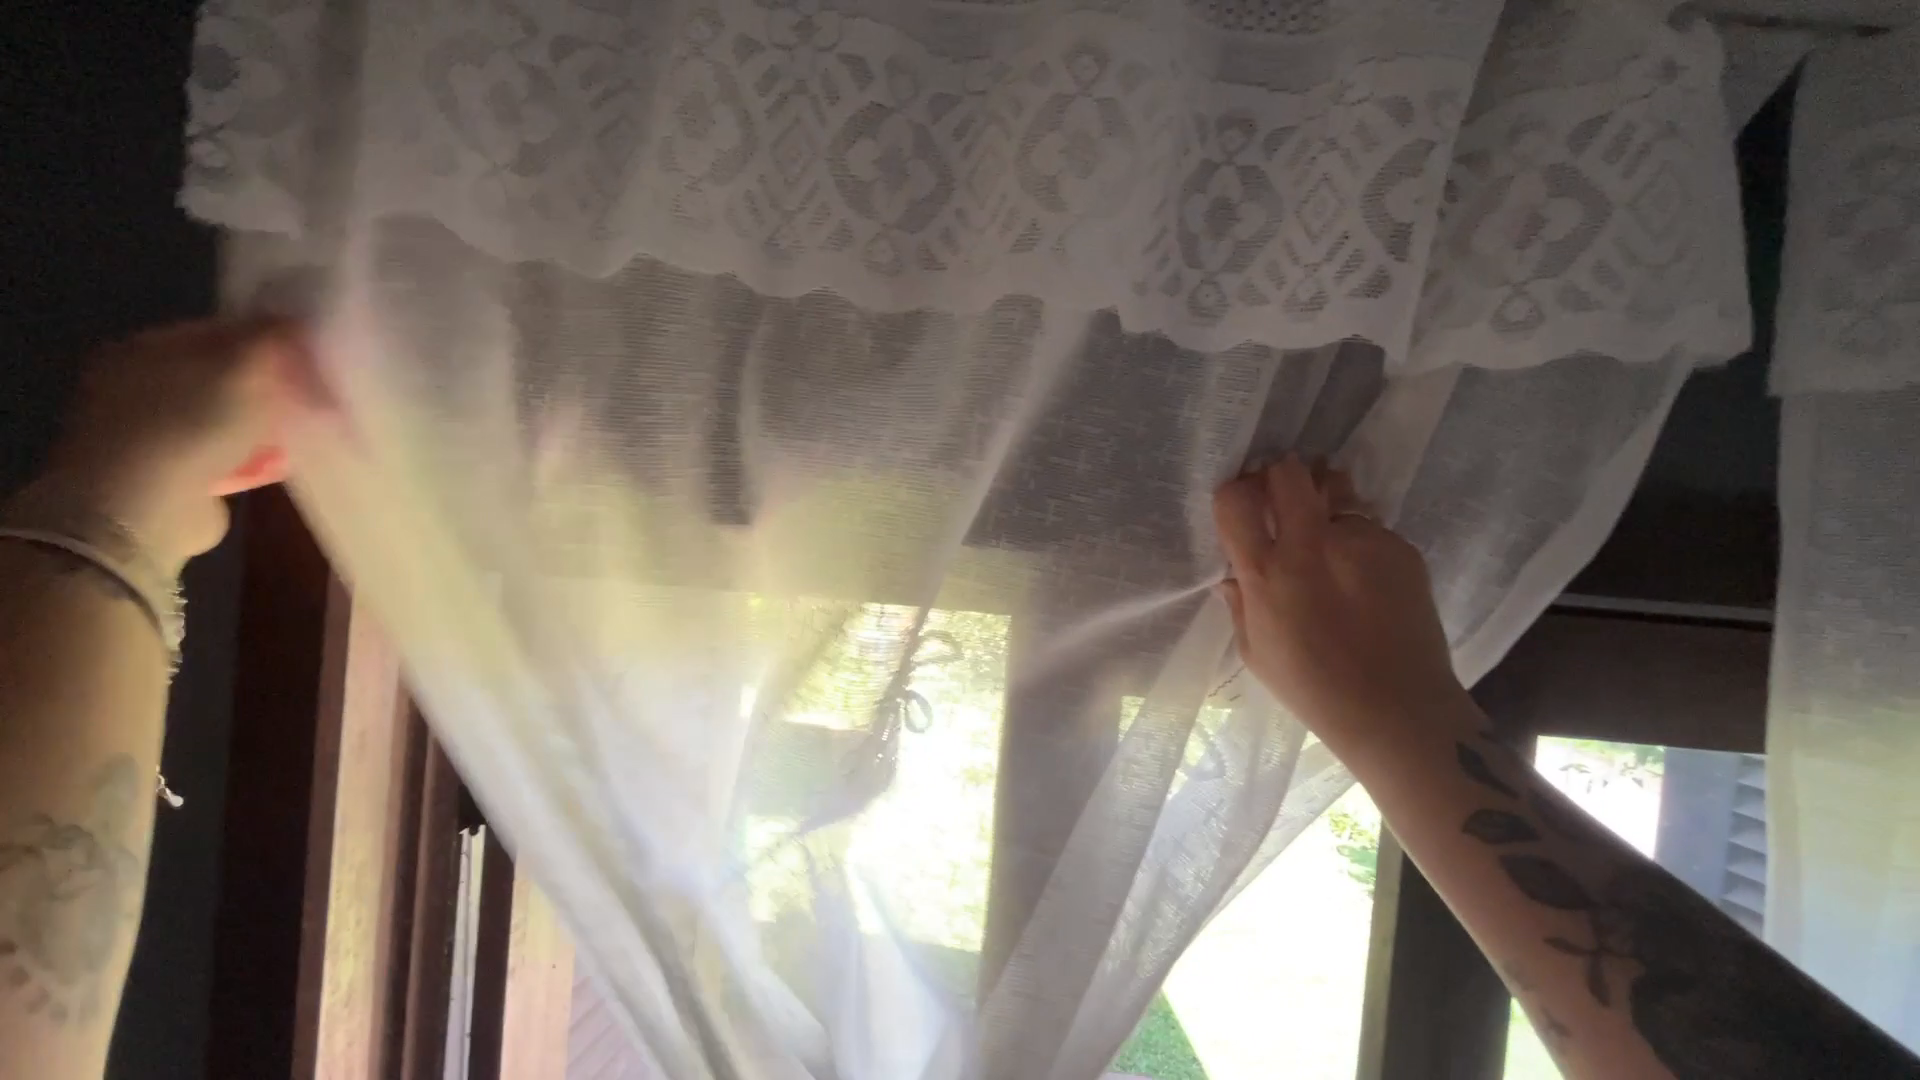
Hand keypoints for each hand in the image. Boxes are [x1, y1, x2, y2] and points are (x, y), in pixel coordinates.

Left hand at [25, 318, 302, 568]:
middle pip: (235, 377)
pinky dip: (263, 459)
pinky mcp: (184, 473)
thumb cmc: (189, 425)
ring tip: (313, 432)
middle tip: (323, 396)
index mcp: (149, 350)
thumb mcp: (239, 367)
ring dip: (275, 427)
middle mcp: (147, 386)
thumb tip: (297, 321)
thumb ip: (271, 337)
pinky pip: (237, 456)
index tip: (321, 354)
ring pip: (239, 418)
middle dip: (281, 387)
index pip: (227, 332)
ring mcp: (162, 432)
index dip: (276, 339)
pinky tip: (288, 463)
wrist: (145, 506)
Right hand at [1212, 457, 1462, 758]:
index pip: (1235, 500)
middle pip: (1288, 473)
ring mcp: (1363, 541)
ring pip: (1334, 489)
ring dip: (1320, 501)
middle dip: (1276, 476)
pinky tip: (1361, 573)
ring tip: (1323, 531)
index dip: (1233, 493)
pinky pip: (1368, 525)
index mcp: (1268, 574)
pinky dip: (1356, 538)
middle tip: (1278, 498)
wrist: (1399, 711)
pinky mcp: (1401, 548)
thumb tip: (1235, 574)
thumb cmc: (1312, 688)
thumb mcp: (1254, 651)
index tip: (1239, 505)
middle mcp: (1313, 546)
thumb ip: (1241, 603)